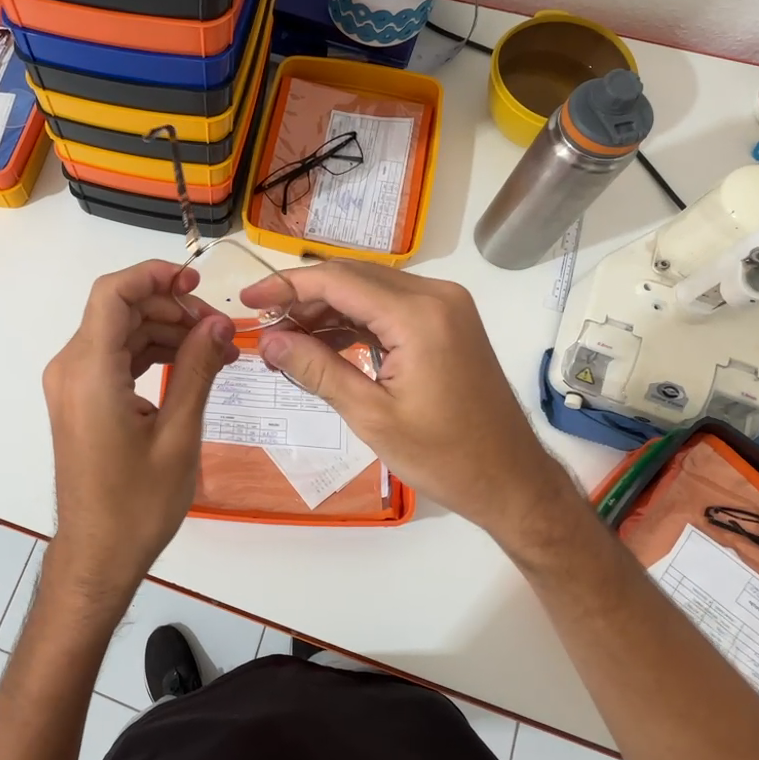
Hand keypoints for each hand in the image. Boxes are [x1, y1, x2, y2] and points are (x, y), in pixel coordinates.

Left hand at [42, 260, 237, 597]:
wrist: (98, 554)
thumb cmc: (138, 505)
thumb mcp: (178, 435)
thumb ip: (196, 370)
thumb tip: (219, 323)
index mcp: (89, 372)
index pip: (113, 294)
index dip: (154, 275)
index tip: (198, 282)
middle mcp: (71, 368)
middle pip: (120, 310)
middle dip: (172, 308)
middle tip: (220, 332)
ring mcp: (72, 383)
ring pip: (120, 331)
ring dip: (166, 331)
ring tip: (216, 351)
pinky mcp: (80, 398)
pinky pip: (114, 357)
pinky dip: (150, 353)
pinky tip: (189, 365)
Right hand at [240, 261, 584, 548]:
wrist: (511, 481)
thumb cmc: (444, 457)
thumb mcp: (371, 416)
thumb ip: (316, 370)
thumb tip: (266, 342)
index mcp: (419, 315)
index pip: (338, 281)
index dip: (286, 287)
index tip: (247, 300)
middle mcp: (435, 295)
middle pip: (352, 278)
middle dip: (303, 299)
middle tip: (263, 330)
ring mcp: (445, 306)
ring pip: (369, 291)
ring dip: (326, 311)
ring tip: (285, 344)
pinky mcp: (447, 322)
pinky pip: (389, 309)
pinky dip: (353, 322)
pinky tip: (322, 346)